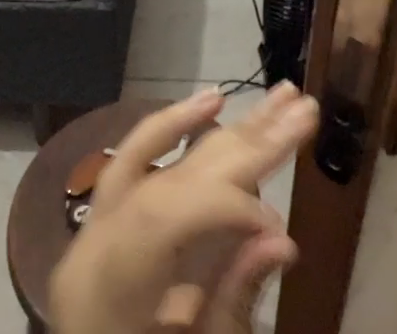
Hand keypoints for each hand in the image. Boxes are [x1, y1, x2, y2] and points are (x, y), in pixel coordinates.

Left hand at [50, 84, 319, 333]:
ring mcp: (95, 225)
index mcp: (105, 285)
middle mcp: (94, 241)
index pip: (165, 215)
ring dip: (222, 127)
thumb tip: (284, 241)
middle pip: (175, 175)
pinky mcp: (107, 221)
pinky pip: (136, 161)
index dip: (228, 205)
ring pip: (160, 155)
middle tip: (303, 109)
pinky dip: (175, 130)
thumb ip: (232, 300)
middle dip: (246, 143)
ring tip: (277, 96)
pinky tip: (211, 105)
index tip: (276, 224)